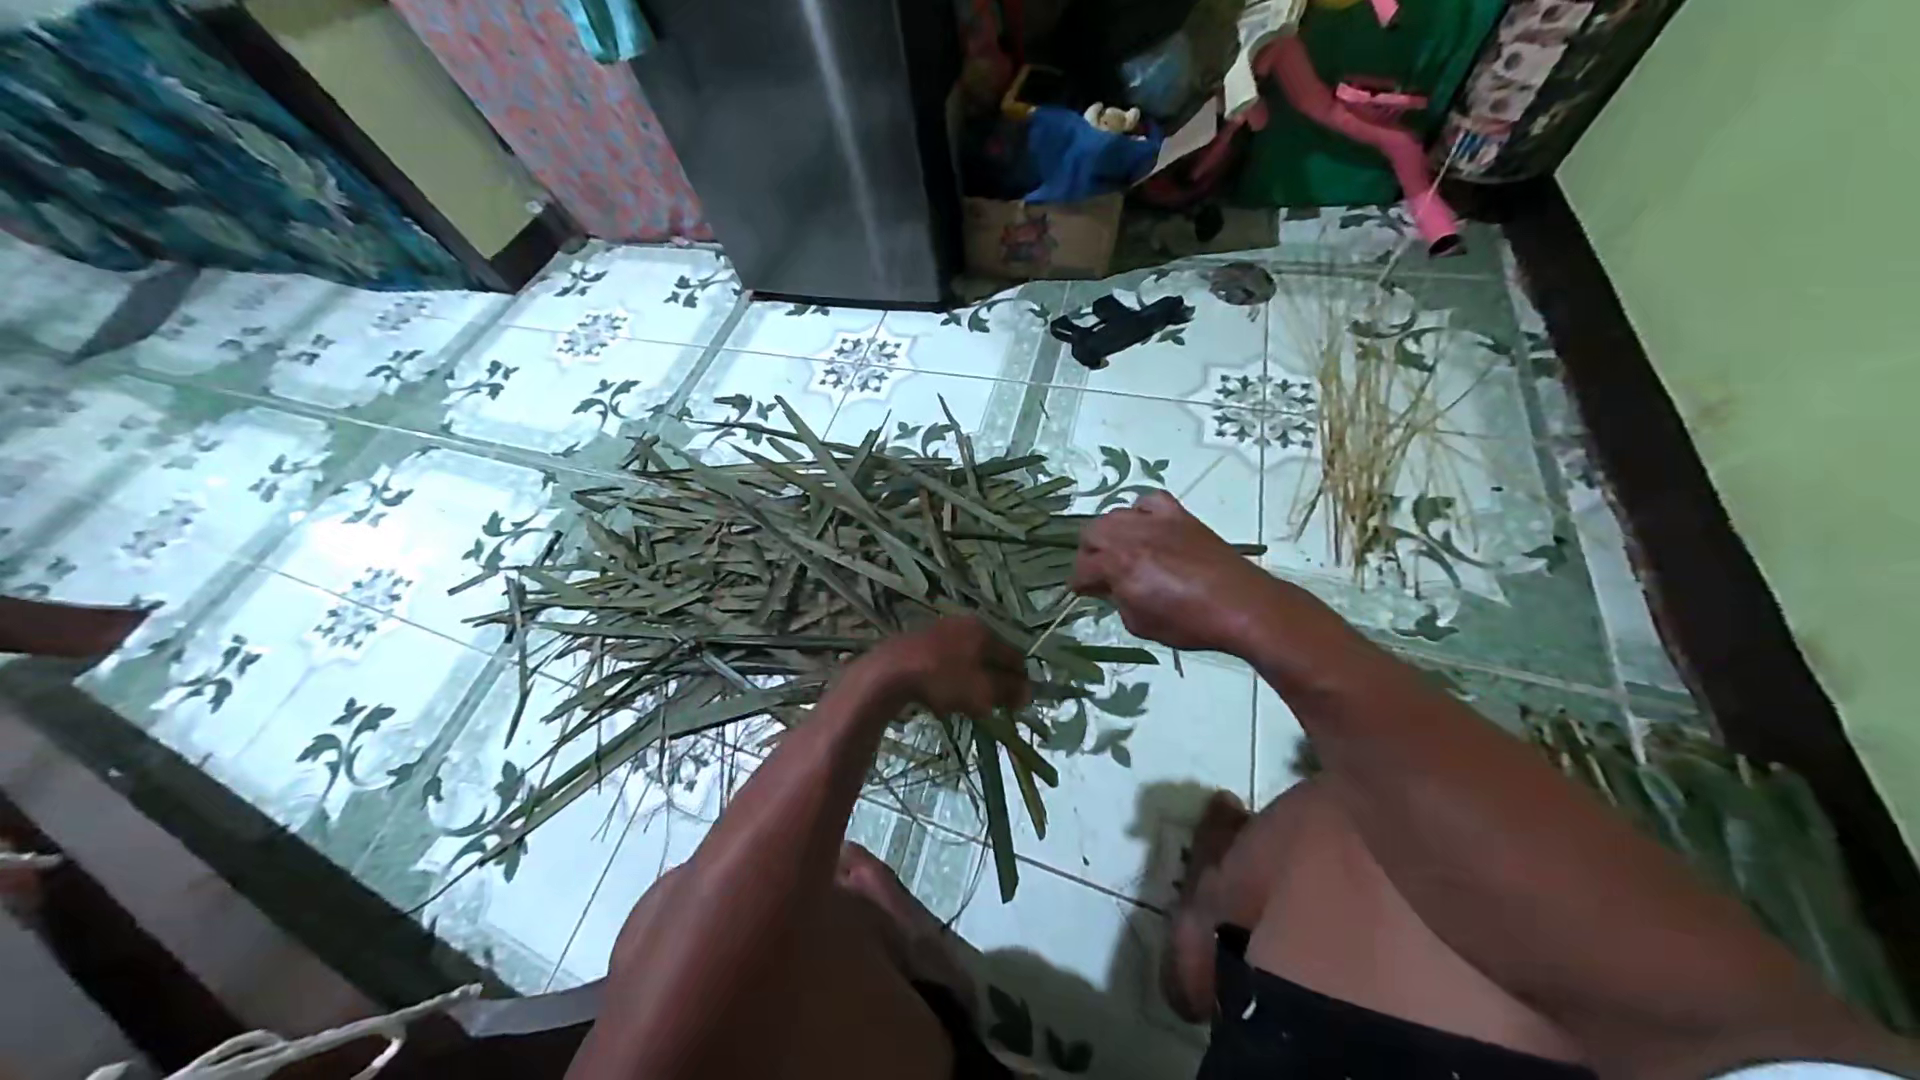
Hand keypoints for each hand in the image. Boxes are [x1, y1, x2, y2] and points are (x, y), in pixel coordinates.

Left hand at [851, 616, 1029, 716]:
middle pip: (990, 657)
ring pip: (967, 661)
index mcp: (983, 630)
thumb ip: (1007, 691)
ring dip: (970, 684)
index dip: (1018, 682)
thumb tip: (1028, 692)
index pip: (1014, 656)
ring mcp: (939, 631)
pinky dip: (949, 680)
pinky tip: (940, 697)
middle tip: (987, 706)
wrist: (889, 673)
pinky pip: (945, 663)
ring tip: (962, 704)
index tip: (1015, 706)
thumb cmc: (943, 679)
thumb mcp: (982, 690)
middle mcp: (964, 624)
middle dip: (993, 683)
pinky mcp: (919, 643)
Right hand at [1069, 491, 1278, 654]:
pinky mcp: (1179, 516)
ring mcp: (1156, 521)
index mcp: (1118, 564)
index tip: (1083, 591)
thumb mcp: (1140, 624)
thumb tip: (1110, 588)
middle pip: (1091, 532)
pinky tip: (1147, 527)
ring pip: (1116, 514)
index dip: (1078, 583)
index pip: (1082, 568)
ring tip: (1122, 550)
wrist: (1241, 606)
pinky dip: (1142, 511)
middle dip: (1089, 553)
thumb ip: (1117, 601)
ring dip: (1111, 532)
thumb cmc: (1190, 623)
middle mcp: (1131, 535)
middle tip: (1100, 571)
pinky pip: (1150, 500)